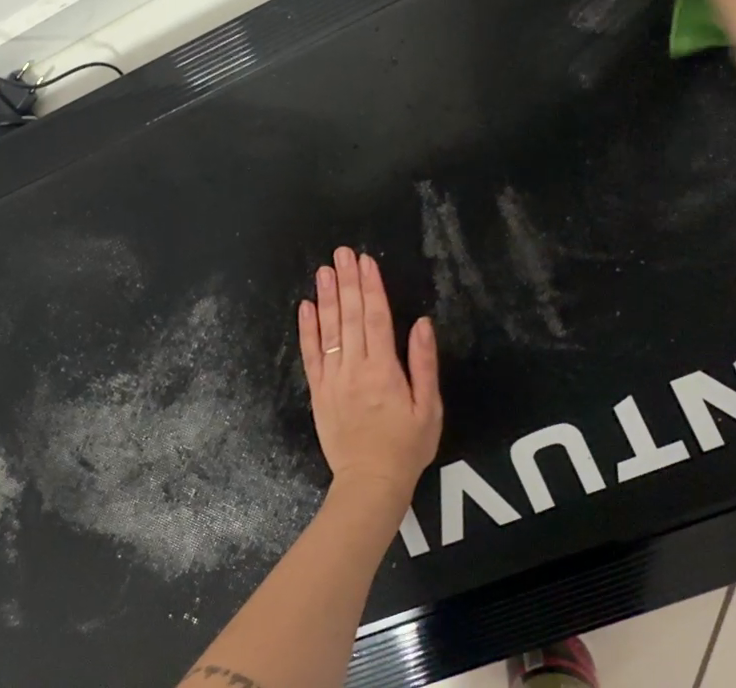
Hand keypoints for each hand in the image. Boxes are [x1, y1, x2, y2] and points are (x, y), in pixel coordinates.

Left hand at [297, 248, 441, 505]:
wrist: (370, 482)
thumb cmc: (407, 446)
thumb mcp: (429, 407)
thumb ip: (423, 363)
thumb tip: (421, 323)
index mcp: (384, 369)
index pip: (376, 318)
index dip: (371, 287)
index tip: (366, 261)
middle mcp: (355, 368)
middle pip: (350, 316)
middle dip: (347, 282)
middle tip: (342, 253)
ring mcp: (332, 379)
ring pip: (328, 330)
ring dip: (327, 297)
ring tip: (325, 270)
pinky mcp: (318, 392)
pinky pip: (310, 355)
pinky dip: (307, 330)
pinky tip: (306, 307)